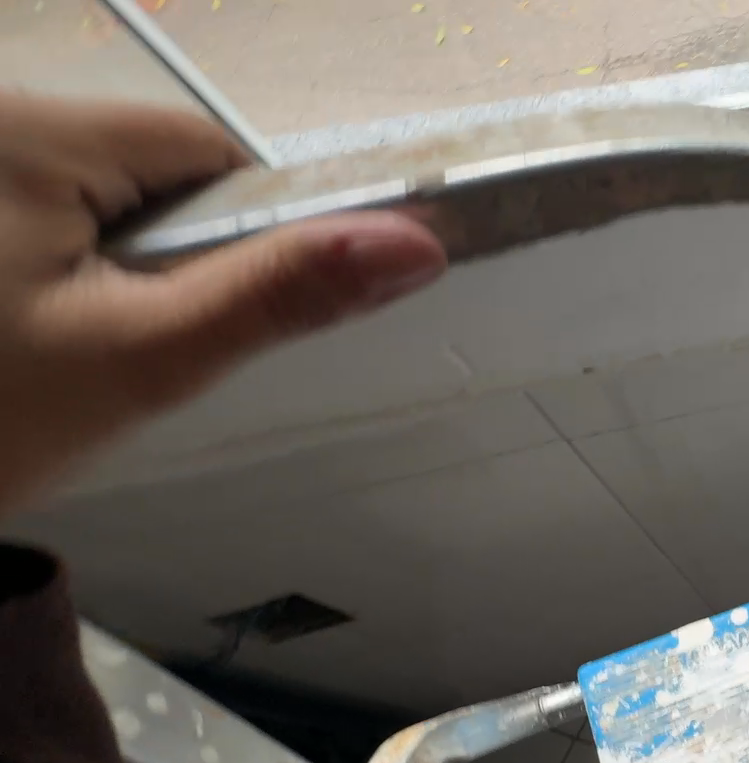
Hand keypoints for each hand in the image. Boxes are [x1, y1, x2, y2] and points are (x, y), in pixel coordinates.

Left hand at [0, 94, 446, 519]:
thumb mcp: (149, 355)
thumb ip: (284, 292)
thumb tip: (418, 246)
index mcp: (15, 129)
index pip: (206, 150)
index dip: (253, 226)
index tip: (219, 302)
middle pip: (144, 171)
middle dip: (172, 254)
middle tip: (129, 335)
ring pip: (89, 193)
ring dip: (116, 264)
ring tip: (65, 338)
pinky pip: (34, 208)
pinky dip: (57, 263)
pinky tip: (25, 321)